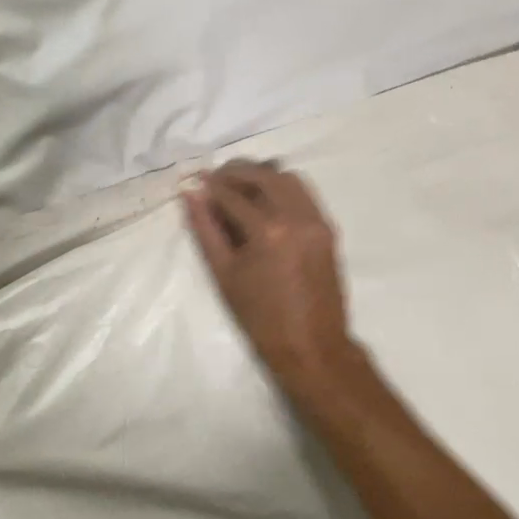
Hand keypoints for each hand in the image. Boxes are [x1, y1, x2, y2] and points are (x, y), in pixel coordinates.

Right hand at [182, 161, 359, 387]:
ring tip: (238, 188)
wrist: (311, 345)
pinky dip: (282, 188)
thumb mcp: (223, 274)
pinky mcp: (328, 228)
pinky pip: (304, 193)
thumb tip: (191, 195)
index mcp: (268, 231)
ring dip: (260, 175)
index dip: (208, 185)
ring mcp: (317, 220)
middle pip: (262, 175)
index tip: (192, 181)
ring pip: (287, 178)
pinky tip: (264, 201)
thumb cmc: (260, 317)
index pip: (232, 194)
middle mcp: (297, 217)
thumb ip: (206, 229)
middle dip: (234, 172)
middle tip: (213, 179)